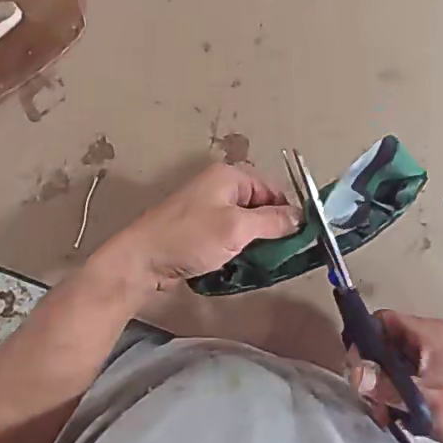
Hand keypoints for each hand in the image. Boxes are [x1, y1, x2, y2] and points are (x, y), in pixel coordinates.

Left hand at [90, 162, 301, 295]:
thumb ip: (273, 221)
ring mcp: (207, 209)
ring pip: (246, 225)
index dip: (288, 213)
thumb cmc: (188, 238)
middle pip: (261, 207)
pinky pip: (229, 237)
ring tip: (257, 264)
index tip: (300, 239)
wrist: (141, 261)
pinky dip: (237, 250)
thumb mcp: (237, 228)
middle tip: (278, 256)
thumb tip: (300, 218)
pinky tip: (238, 266)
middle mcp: (219, 187)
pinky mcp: (199, 230)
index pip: (274, 189)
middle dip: (271, 231)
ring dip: (254, 244)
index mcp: (229, 176)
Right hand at [350, 309, 442, 442]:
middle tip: (369, 396)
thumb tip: (354, 372)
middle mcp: (433, 341)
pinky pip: (406, 380)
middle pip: (386, 343)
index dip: (365, 338)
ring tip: (384, 412)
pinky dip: (397, 396)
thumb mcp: (426, 402)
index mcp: (432, 334)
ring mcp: (437, 361)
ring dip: (383, 387)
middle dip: (372, 370)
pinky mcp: (438, 381)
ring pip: (394, 364)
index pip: (384, 319)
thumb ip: (387, 386)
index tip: (357, 366)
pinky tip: (397, 416)